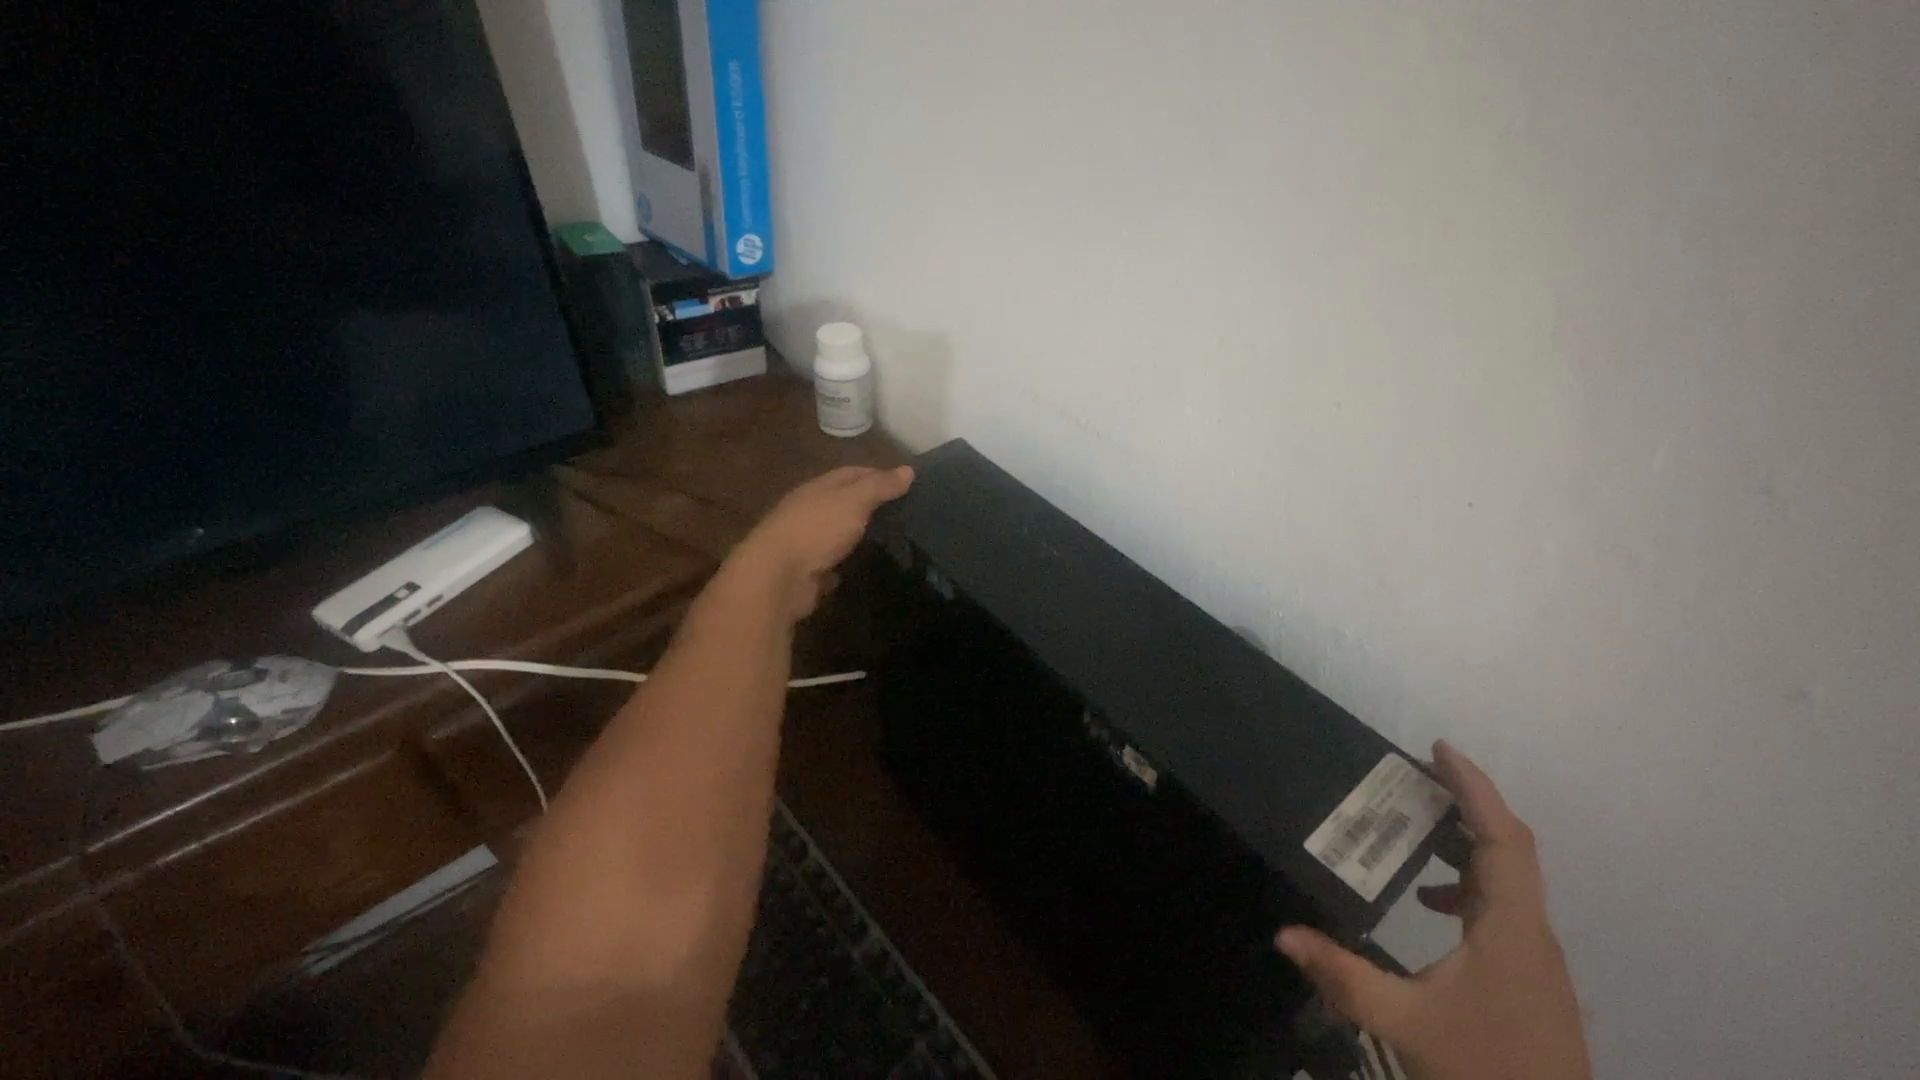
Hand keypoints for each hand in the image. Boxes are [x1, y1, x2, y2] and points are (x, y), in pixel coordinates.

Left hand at [727, 465, 914, 621]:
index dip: (879, 475)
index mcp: (819, 488)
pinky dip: (852, 564)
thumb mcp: (853, 501)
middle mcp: (811, 511)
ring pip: (842, 535)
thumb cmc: (816, 530)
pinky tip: (874, 568)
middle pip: (847, 503)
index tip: (909, 486)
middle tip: (910, 519)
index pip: (852, 473)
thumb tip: (908, 470)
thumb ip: (879, 487)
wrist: (777, 577)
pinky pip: (836, 564)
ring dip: (864, 538)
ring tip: (899, 544)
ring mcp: (808, 542)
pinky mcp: (810, 571)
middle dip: (874, 508)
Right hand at [1275, 740, 1590, 1079]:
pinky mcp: (1530, 978)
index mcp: (1509, 928)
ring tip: (1414, 831)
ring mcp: (1536, 958)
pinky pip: (1502, 908)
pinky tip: (1430, 904)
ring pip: (1509, 879)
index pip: (1501, 838)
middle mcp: (1531, 933)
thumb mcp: (1403, 1023)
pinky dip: (1468, 887)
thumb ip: (1343, 975)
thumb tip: (1283, 934)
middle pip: (1510, 848)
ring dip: (1466, 845)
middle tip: (1414, 779)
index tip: (1437, 749)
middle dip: (1466, 805)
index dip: (1473, 788)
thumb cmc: (1483, 1071)